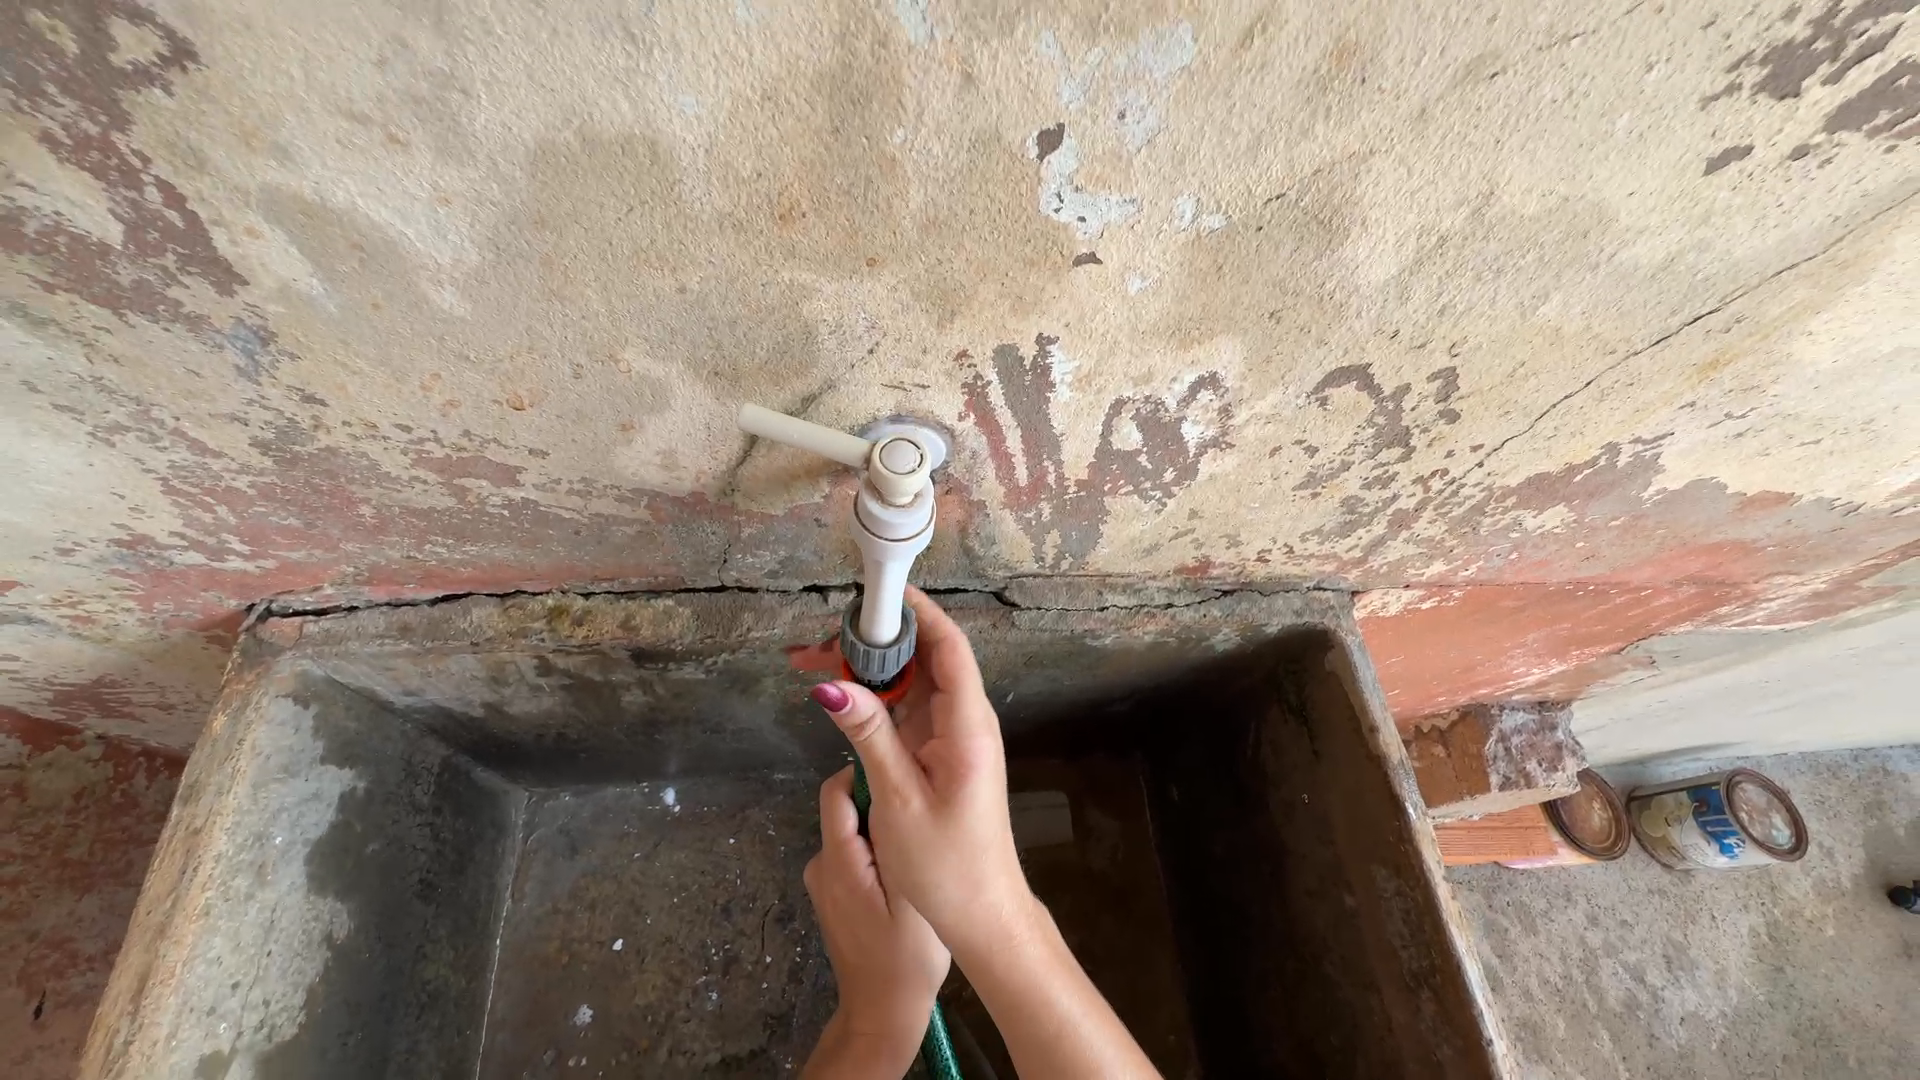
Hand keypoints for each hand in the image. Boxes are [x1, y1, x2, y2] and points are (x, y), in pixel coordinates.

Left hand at [801, 766, 948, 1078]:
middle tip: (921, 818)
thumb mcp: (912, 895)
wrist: (883, 1012)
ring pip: (854, 830)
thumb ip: (894, 841)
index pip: (836, 791)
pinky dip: (877, 853)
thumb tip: (885, 789)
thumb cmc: (906, 958)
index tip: (906, 777)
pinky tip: (906, 872)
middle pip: (847, 808)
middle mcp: (821, 864)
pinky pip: (853, 853)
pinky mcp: (833, 894)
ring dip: (883, 831)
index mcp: (838, 861)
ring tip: (918, 848)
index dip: (869, 773)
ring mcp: (824, 882)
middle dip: (882, 805)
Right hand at [809, 588, 1036, 962]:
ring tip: (811, 662)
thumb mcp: (898, 799)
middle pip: (922, 658)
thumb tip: (831, 685)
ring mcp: (950, 735)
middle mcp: (962, 719)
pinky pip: (905, 711)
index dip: (916, 611)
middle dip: (873, 642)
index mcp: (967, 724)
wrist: (983, 915)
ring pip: (909, 683)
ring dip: (866, 671)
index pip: (948, 646)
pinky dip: (872, 701)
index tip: (875, 592)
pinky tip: (839, 697)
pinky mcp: (937, 752)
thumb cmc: (949, 865)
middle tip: (816, 643)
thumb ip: (868, 736)